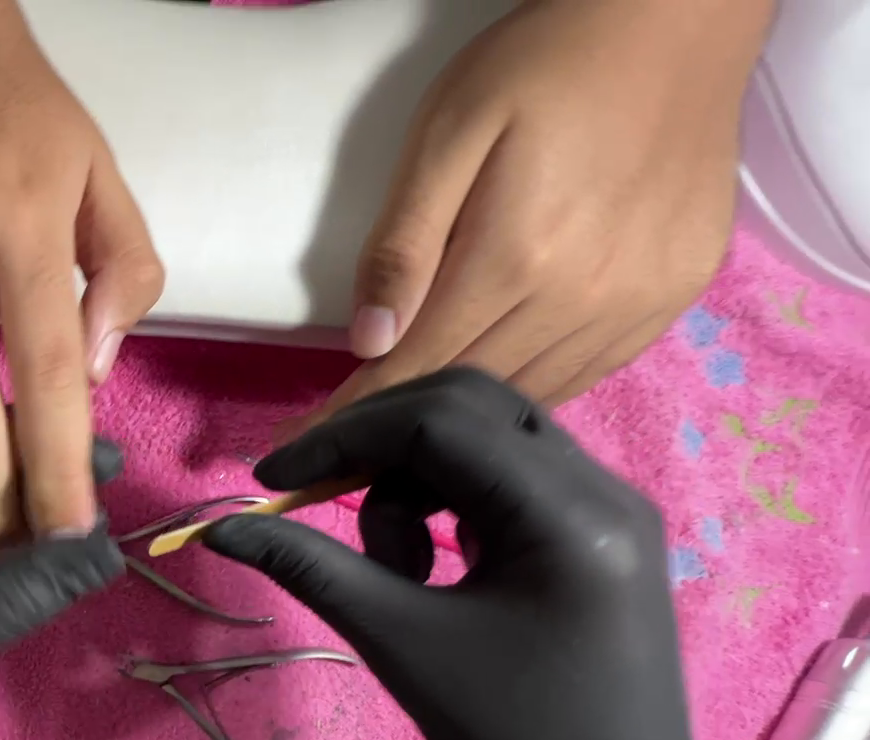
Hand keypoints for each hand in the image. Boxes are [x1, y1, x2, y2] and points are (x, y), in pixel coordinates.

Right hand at [205, 370, 717, 739]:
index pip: (437, 425)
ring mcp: (600, 507)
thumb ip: (307, 567)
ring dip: (405, 481)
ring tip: (390, 565)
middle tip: (312, 494)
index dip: (339, 439)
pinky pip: (495, 476)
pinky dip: (437, 501)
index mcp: (567, 514)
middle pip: (464, 408)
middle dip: (371, 444)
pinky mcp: (586, 530)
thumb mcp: (394, 640)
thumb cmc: (504, 731)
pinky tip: (425, 562)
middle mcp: (599, 489)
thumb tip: (220, 529)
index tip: (270, 482)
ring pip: (477, 438)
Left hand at [297, 0, 768, 431]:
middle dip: (392, 433)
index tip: (301, 454)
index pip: (409, 371)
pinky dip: (521, 396)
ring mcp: (638, 302)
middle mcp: (582, 297)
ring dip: (457, 423)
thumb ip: (402, 248)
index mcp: (515, 260)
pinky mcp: (674, 295)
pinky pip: (580, 375)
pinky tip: (484, 397)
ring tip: (402, 436)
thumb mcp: (443, 141)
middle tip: (341, 453)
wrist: (679, 13)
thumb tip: (367, 343)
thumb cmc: (539, 69)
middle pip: (462, 395)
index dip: (351, 418)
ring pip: (522, 398)